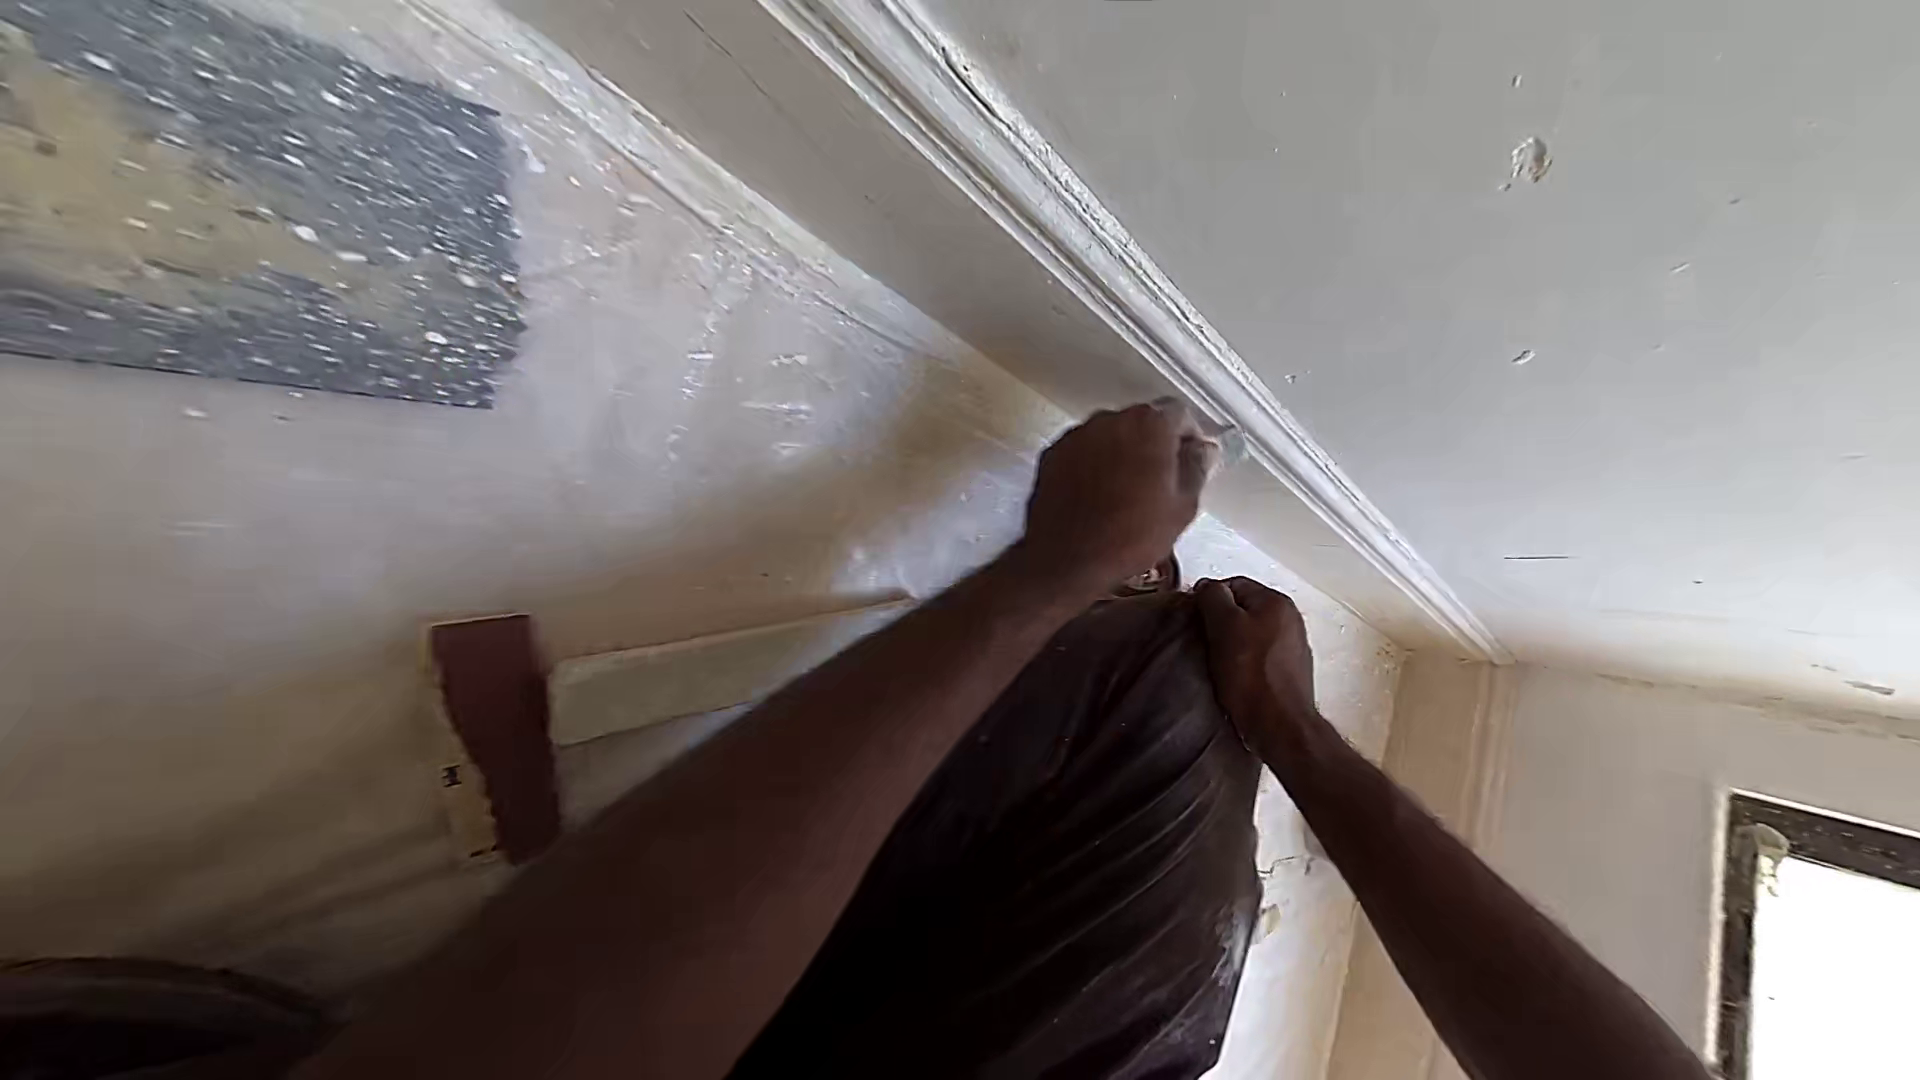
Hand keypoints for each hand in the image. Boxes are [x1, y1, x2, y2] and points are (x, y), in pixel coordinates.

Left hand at [1015, 400, 1217, 590]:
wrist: (1068, 559)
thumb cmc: (1123, 537)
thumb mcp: (1182, 506)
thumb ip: (1196, 468)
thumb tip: (1202, 452)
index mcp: (1149, 424)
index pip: (1180, 414)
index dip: (1188, 437)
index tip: (1191, 455)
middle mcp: (1110, 421)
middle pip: (1141, 422)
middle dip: (1151, 445)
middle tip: (1159, 481)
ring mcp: (1077, 437)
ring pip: (1108, 437)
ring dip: (1119, 455)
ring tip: (1126, 494)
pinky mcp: (1053, 455)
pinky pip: (1081, 453)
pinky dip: (1090, 466)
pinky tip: (1098, 497)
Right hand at [1196, 577, 1316, 750]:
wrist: (1278, 725)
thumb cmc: (1250, 674)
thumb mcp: (1223, 625)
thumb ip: (1212, 597)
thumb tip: (1206, 586)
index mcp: (1276, 602)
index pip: (1231, 584)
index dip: (1208, 599)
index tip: (1195, 620)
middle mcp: (1290, 619)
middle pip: (1241, 608)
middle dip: (1219, 620)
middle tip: (1203, 639)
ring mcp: (1291, 646)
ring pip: (1248, 631)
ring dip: (1229, 642)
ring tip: (1215, 659)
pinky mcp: (1287, 670)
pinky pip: (1256, 654)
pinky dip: (1242, 660)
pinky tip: (1231, 675)